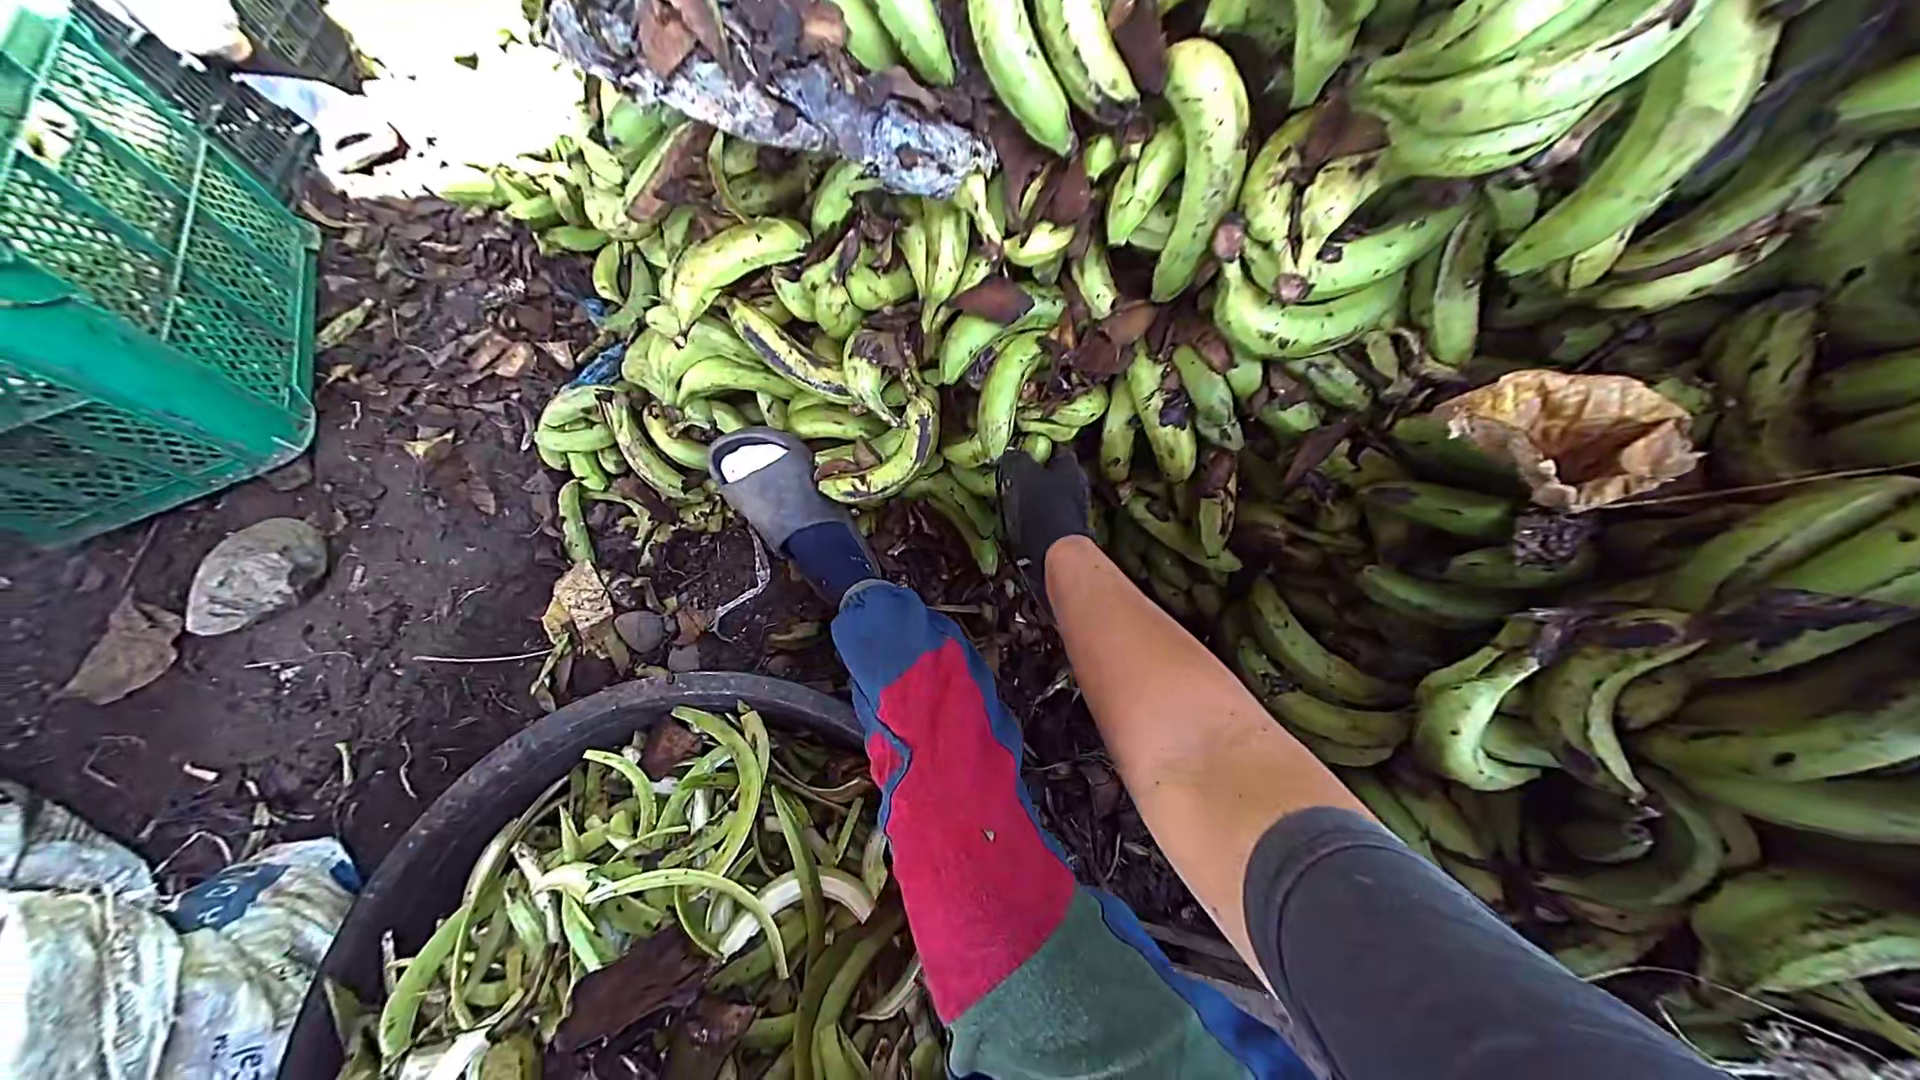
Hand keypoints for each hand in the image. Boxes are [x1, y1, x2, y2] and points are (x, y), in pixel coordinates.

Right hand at [997, 449, 1092, 610]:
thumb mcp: (1021, 474)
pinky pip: (1051, 518)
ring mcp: (1076, 511)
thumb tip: (1011, 453)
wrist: (1056, 554)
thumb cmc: (1041, 509)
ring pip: (1054, 497)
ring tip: (1016, 502)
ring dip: (1039, 498)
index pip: (1057, 450)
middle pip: (1057, 474)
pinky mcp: (1069, 533)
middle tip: (1016, 477)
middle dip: (1039, 475)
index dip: (1040, 449)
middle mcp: (1078, 486)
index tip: (1022, 452)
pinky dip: (1039, 519)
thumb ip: (1016, 459)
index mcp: (1070, 467)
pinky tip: (1023, 524)